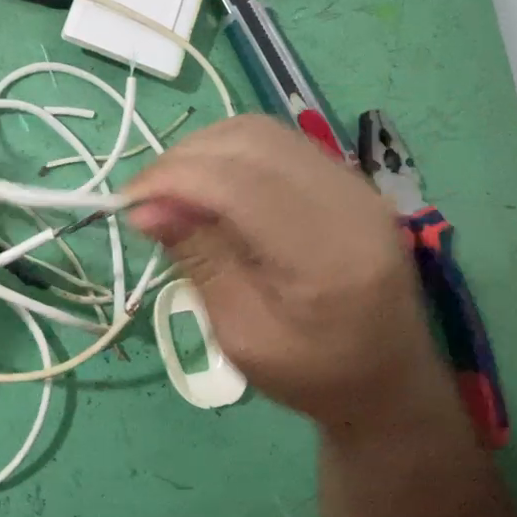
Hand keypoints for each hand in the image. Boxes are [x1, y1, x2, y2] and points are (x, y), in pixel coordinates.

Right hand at [128, 116, 450, 433]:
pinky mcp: (347, 180)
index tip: (127, 203)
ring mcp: (355, 185)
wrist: (390, 385)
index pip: (239, 184)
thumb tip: (142, 209)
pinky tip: (207, 185)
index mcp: (328, 256)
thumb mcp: (241, 335)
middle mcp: (350, 204)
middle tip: (144, 198)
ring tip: (171, 190)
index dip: (174, 179)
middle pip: (249, 143)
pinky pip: (276, 142)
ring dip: (202, 150)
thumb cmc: (311, 375)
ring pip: (259, 132)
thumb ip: (199, 262)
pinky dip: (228, 152)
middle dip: (182, 159)